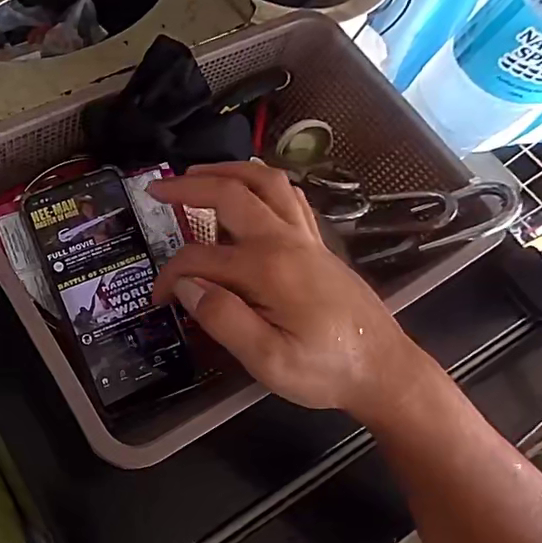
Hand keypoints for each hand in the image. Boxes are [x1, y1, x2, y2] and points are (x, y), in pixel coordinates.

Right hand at [147, 162, 441, 422]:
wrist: (384, 370)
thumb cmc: (324, 371)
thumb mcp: (267, 360)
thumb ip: (223, 319)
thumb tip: (186, 286)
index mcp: (267, 269)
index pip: (200, 259)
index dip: (171, 275)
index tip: (158, 299)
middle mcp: (286, 242)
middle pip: (231, 195)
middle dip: (188, 187)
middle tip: (157, 190)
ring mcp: (306, 239)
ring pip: (266, 183)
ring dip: (229, 171)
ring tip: (198, 173)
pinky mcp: (319, 246)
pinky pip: (290, 198)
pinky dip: (264, 185)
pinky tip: (251, 193)